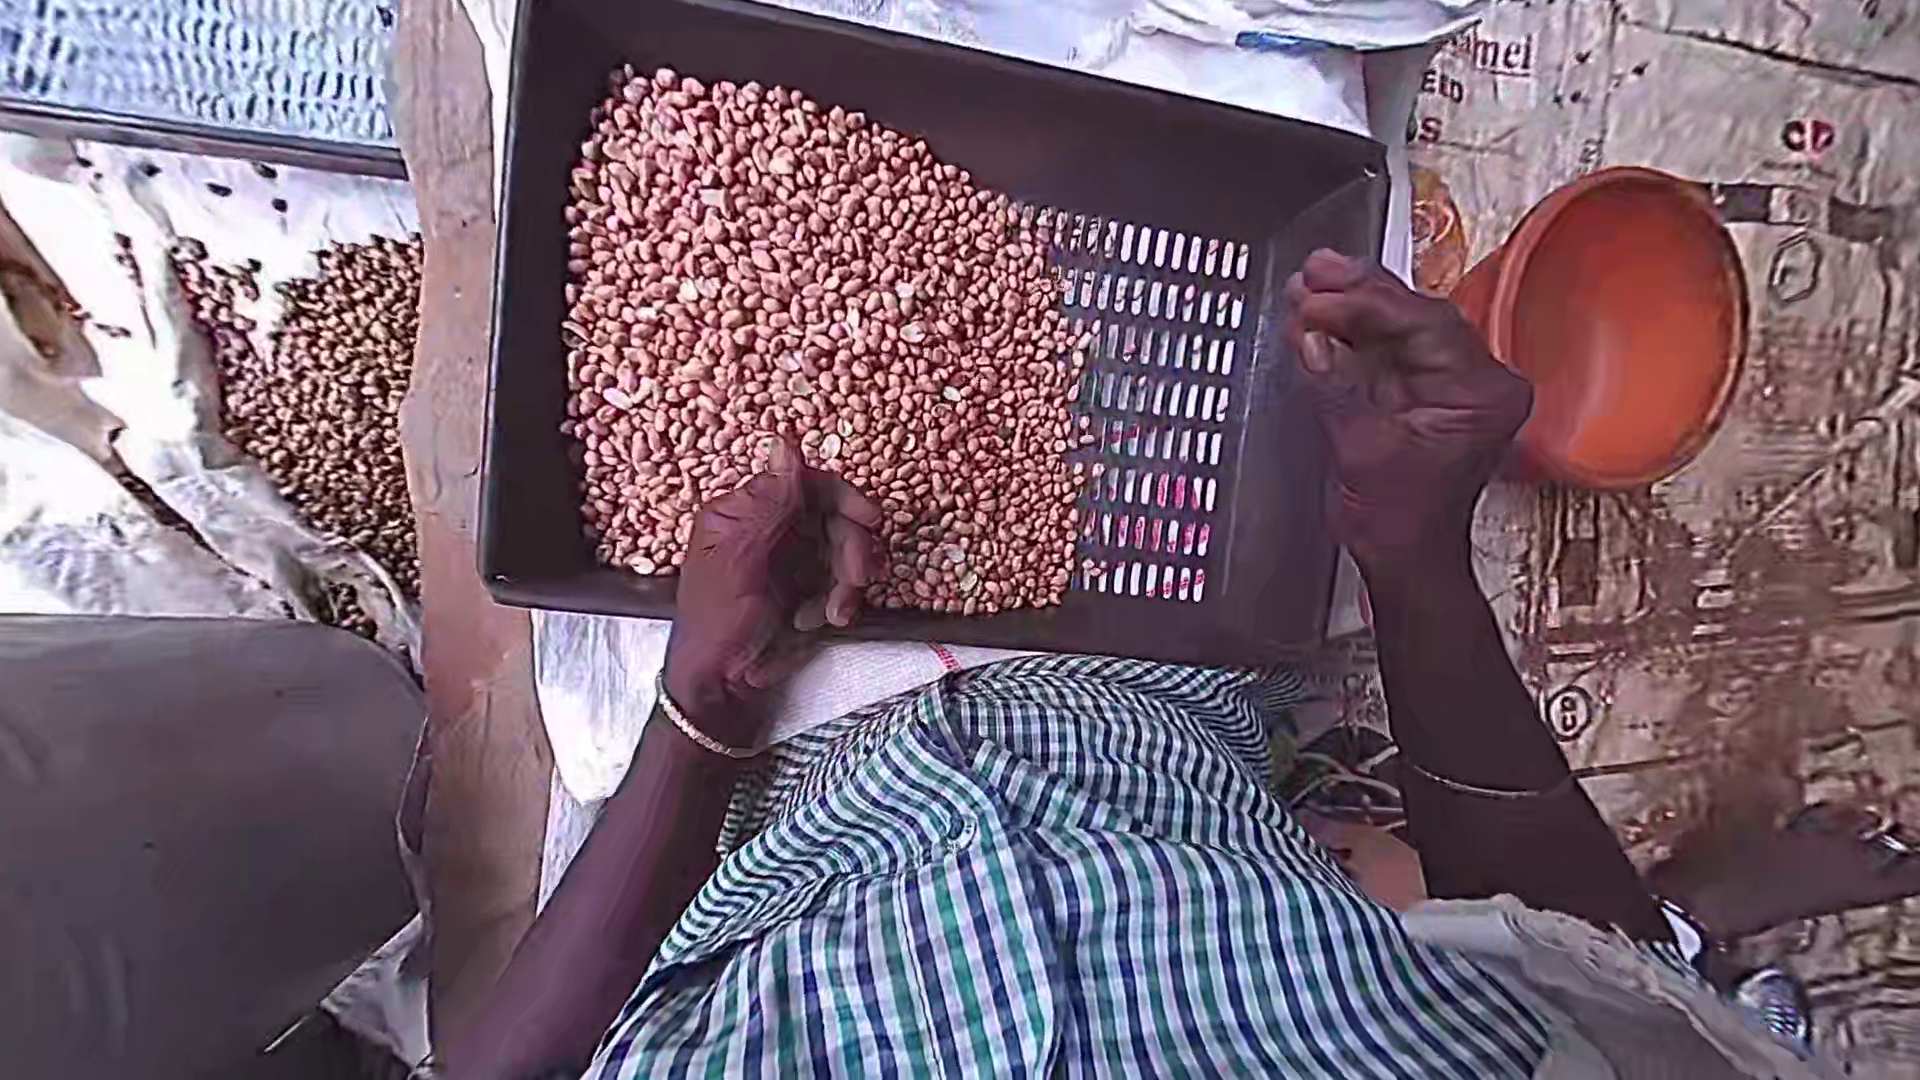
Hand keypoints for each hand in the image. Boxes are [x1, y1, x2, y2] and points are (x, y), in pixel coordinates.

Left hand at [663, 437, 883, 744]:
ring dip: (850, 580)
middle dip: (851, 548)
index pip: (804, 484)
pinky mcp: (810, 587)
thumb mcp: (738, 562)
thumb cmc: (718, 622)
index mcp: (746, 513)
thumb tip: (785, 443)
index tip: (870, 517)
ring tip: (837, 611)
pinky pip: (843, 581)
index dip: (842, 495)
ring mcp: (794, 559)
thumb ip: (766, 504)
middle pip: (834, 517)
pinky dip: (842, 600)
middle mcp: (774, 529)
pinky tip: (825, 620)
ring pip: (846, 550)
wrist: (722, 684)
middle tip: (859, 578)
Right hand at [1285, 250, 1531, 576]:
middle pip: (1412, 320)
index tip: (1315, 297)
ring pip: (1393, 335)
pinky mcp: (1408, 401)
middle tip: (1314, 266)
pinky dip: (1342, 342)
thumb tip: (1306, 338)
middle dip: (1359, 292)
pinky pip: (1376, 360)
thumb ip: (1335, 389)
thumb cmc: (1394, 516)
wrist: (1402, 558)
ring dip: (1346, 311)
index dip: (1366, 306)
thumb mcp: (1362, 451)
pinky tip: (1312, 322)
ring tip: (1306, 283)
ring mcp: (1438, 389)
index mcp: (1480, 390)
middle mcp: (1469, 380)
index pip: (1423, 326)